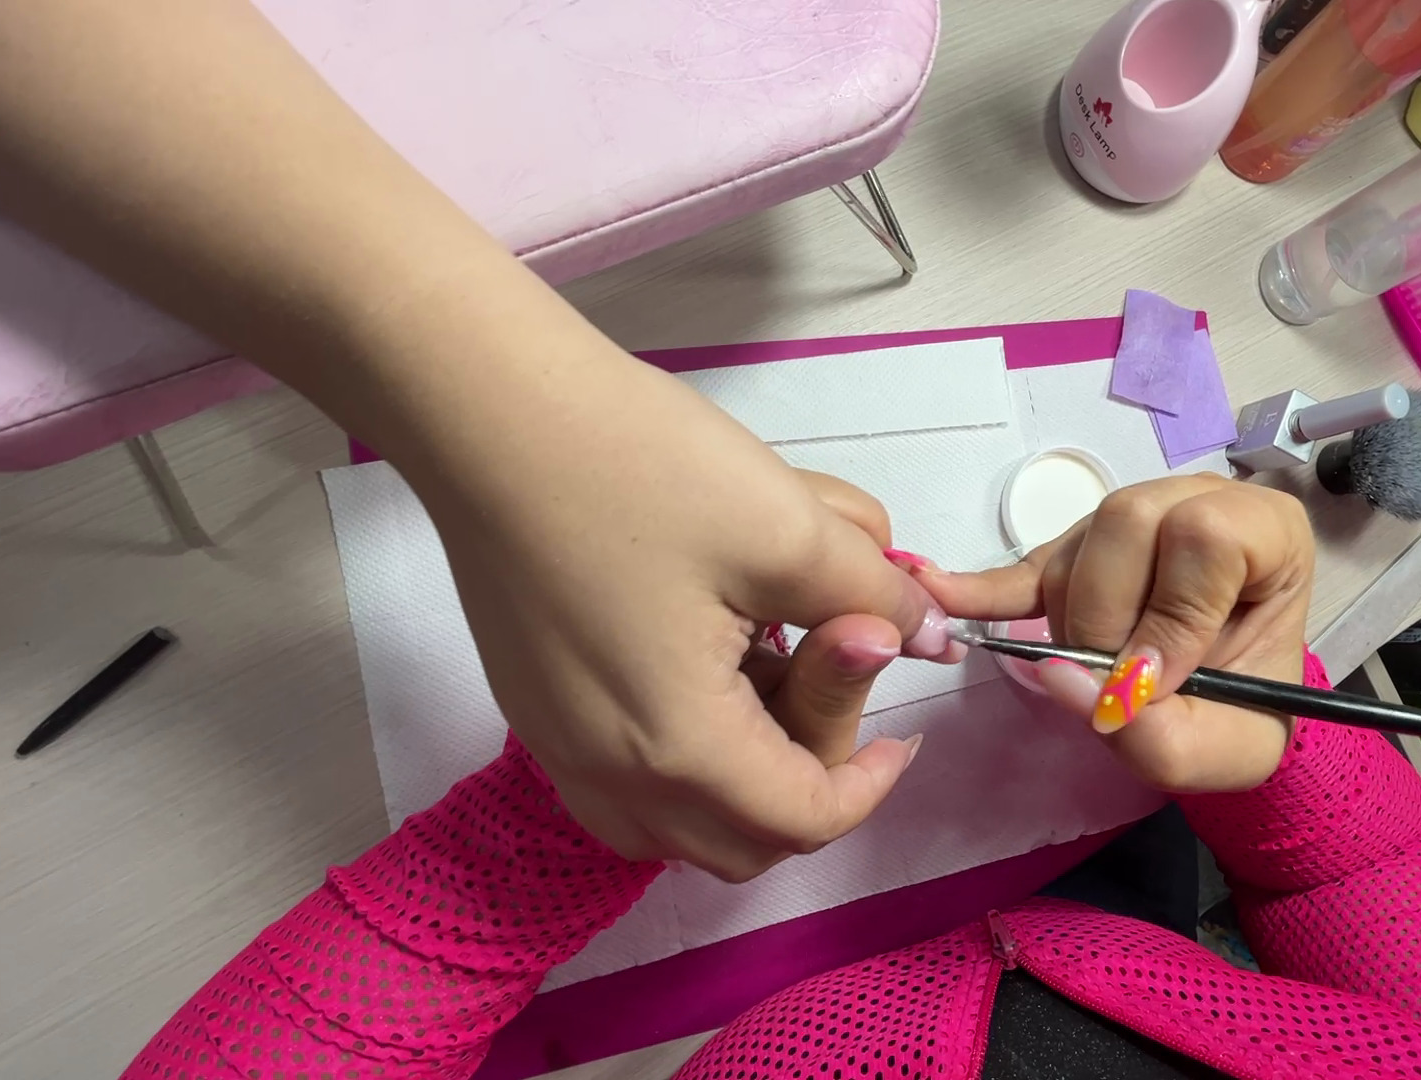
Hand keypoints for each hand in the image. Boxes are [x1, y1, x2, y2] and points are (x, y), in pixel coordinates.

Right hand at [416, 358, 961, 881]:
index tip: (904, 725)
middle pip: (749, 830)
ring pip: (694, 808)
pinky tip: (721, 636)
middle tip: (831, 661)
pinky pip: (644, 766)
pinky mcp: (548, 703)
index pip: (804, 820)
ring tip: (779, 642)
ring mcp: (565, 743)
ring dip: (759, 751)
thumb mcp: (790, 535)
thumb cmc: (647, 470)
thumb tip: (927, 637)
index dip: (872, 783)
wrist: (493, 411)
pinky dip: (704, 734)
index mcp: (677, 748)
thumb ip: (874, 600)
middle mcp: (609, 772)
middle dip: (814, 760)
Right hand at [919, 475, 1313, 792]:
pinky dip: (986, 589)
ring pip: (1075, 545)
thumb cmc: (1246, 717)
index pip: (1205, 538)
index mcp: (1267, 532)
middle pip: (1124, 523)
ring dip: (1070, 619)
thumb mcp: (1232, 750)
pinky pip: (1027, 566)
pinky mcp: (1079, 546)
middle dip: (1106, 618)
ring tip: (1096, 665)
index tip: (1158, 681)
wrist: (1228, 704)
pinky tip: (940, 592)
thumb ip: (1161, 734)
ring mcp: (1132, 516)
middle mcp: (1198, 501)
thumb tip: (1060, 676)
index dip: (1173, 614)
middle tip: (1115, 678)